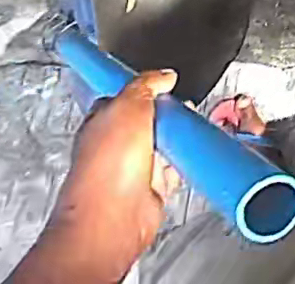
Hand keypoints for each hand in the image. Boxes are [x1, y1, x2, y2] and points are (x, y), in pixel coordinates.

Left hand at [10, 69, 179, 283]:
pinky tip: (191, 151)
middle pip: (149, 117)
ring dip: (178, 134)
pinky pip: (175, 167)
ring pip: (164, 141)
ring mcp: (135, 167)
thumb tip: (164, 76)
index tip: (163, 80)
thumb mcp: (129, 104)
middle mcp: (118, 144)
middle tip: (179, 104)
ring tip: (188, 125)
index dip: (145, 86)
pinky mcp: (153, 188)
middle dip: (167, 111)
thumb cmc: (105, 166)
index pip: (126, 94)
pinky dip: (185, 160)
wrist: (113, 218)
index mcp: (103, 120)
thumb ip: (147, 84)